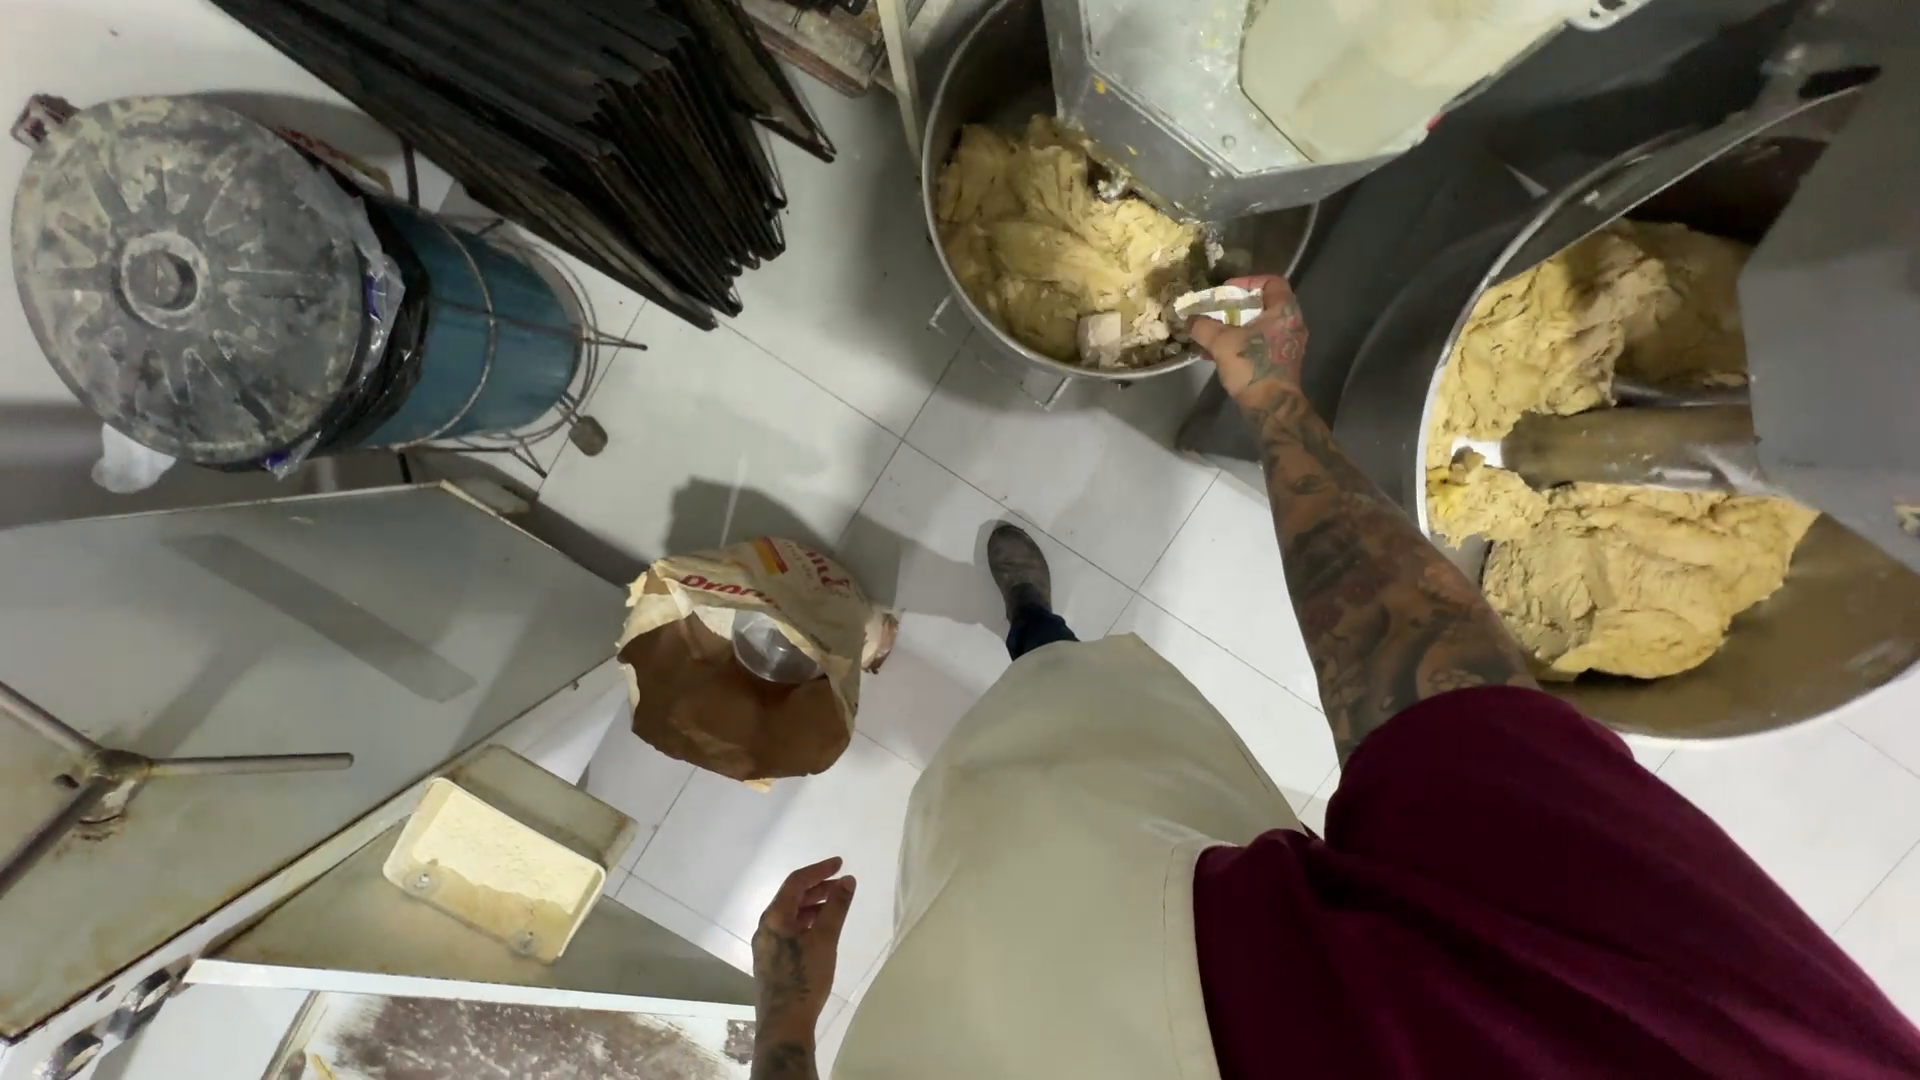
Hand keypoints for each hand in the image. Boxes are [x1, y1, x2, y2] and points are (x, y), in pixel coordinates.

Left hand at [752, 857, 855, 1046]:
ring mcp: (766, 945)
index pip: (797, 881)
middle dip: (818, 887)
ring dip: (813, 905)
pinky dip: (807, 922)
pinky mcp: (771, 960)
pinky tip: (821, 930)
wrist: (785, 1024)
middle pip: (792, 897)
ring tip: (836, 906)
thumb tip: (848, 880)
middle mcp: (766, 926)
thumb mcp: (825, 938)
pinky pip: (789, 929)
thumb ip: (837, 906)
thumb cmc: (805, 978)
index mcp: (774, 916)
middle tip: (842, 885)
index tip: (840, 864)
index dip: (820, 870)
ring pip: (791, 914)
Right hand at [1187, 274, 1308, 401]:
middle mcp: (1291, 324)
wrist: (1271, 405)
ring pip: (1260, 327)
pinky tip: (1217, 355)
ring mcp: (1288, 345)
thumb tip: (1188, 319)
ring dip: (1236, 329)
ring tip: (1213, 335)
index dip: (1248, 282)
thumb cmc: (1252, 365)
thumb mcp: (1221, 342)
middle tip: (1217, 312)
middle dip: (1237, 309)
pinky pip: (1260, 344)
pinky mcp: (1281, 362)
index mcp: (1284, 311)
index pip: (1272, 282)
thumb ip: (1203, 327)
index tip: (1227, 290)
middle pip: (1264, 306)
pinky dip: (1241, 344)